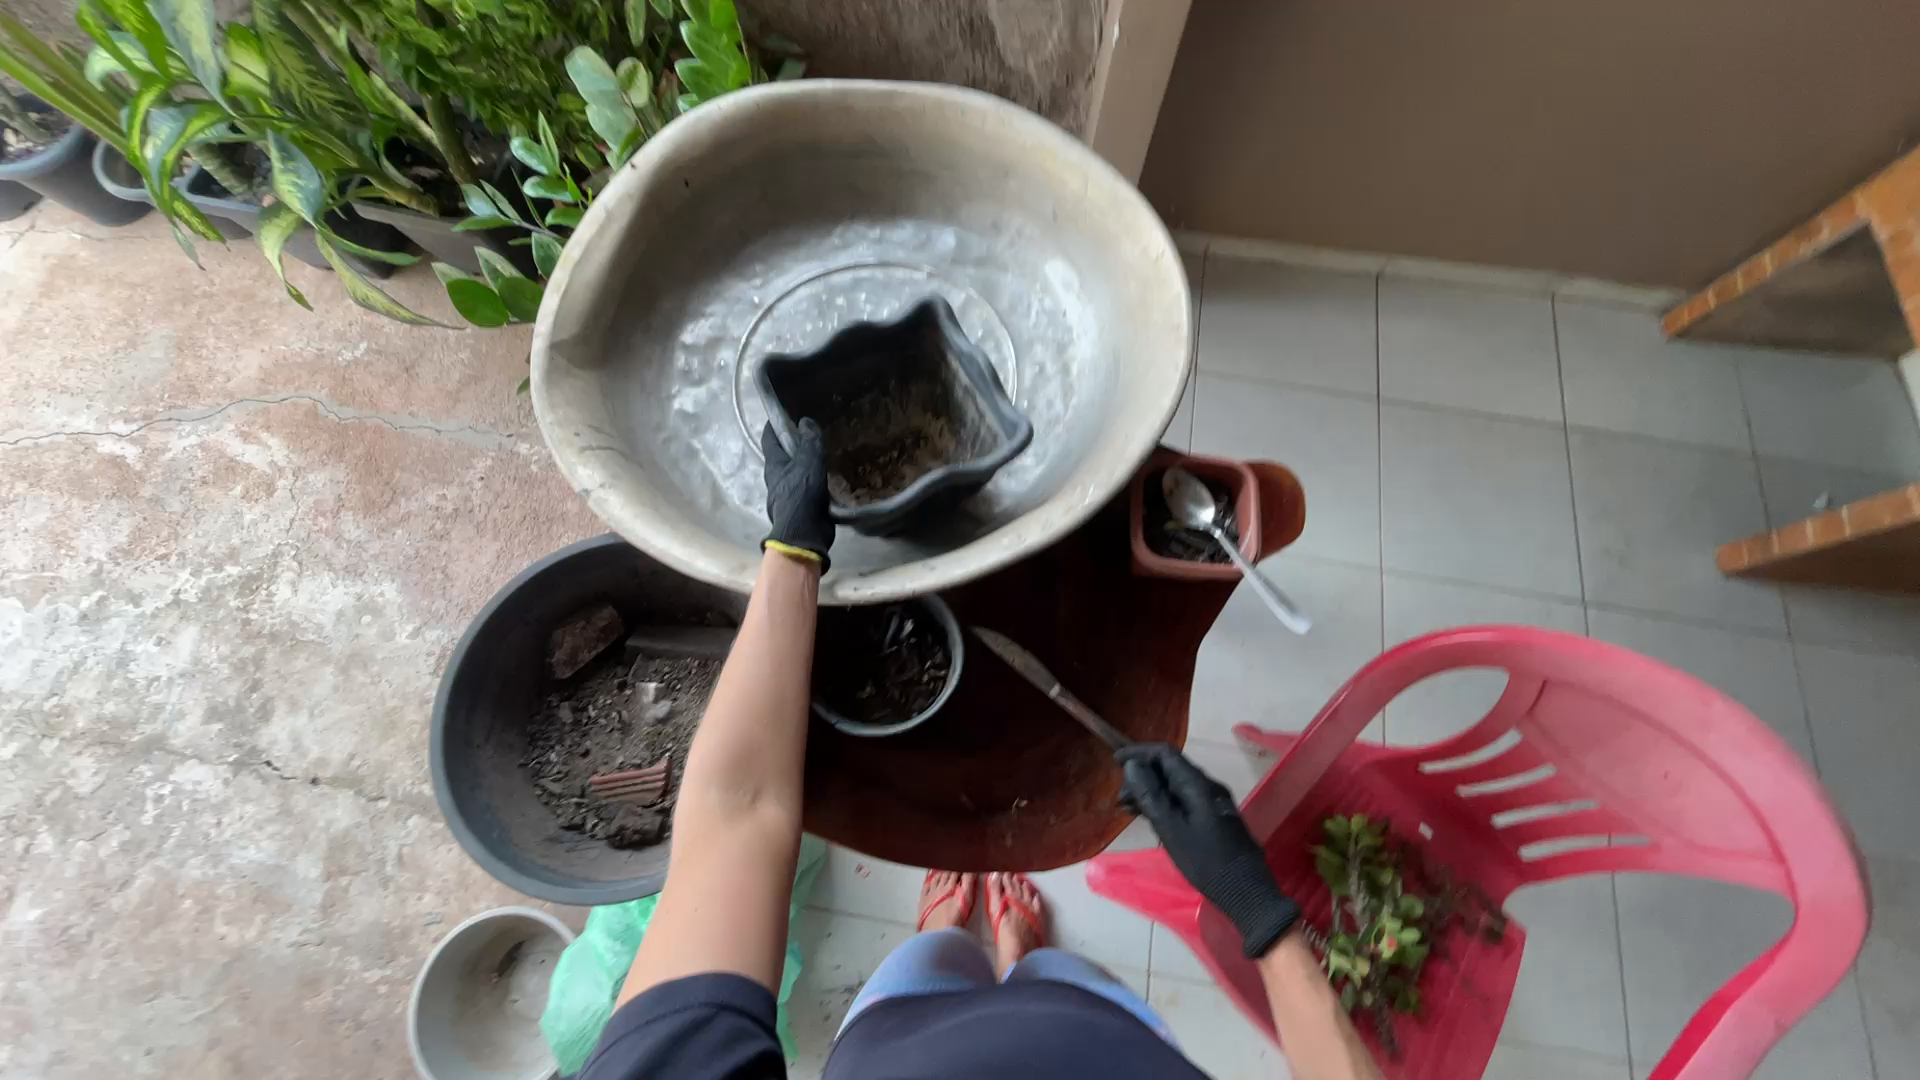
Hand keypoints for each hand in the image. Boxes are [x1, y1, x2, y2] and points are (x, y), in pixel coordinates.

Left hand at [762, 420, 833, 570]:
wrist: (803, 534)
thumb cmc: (802, 495)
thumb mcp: (809, 463)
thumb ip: (809, 442)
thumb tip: (806, 421)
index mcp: (773, 465)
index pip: (769, 438)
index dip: (774, 424)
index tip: (783, 412)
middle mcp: (776, 479)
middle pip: (782, 456)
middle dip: (792, 444)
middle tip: (810, 433)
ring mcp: (786, 494)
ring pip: (794, 473)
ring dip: (804, 464)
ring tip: (821, 454)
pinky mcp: (799, 507)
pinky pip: (805, 488)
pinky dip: (813, 480)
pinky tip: (826, 478)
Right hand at [1118, 743, 1298, 957]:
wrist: (1246, 892)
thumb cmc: (1205, 861)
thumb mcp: (1171, 829)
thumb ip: (1151, 795)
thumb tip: (1132, 765)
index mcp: (1198, 784)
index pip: (1165, 753)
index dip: (1138, 753)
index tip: (1115, 761)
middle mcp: (1207, 786)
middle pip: (1169, 768)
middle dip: (1142, 776)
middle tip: (1121, 798)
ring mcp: (1212, 801)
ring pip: (1175, 785)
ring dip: (1151, 791)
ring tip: (1128, 809)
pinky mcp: (1214, 817)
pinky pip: (1183, 799)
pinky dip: (1163, 803)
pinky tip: (1150, 818)